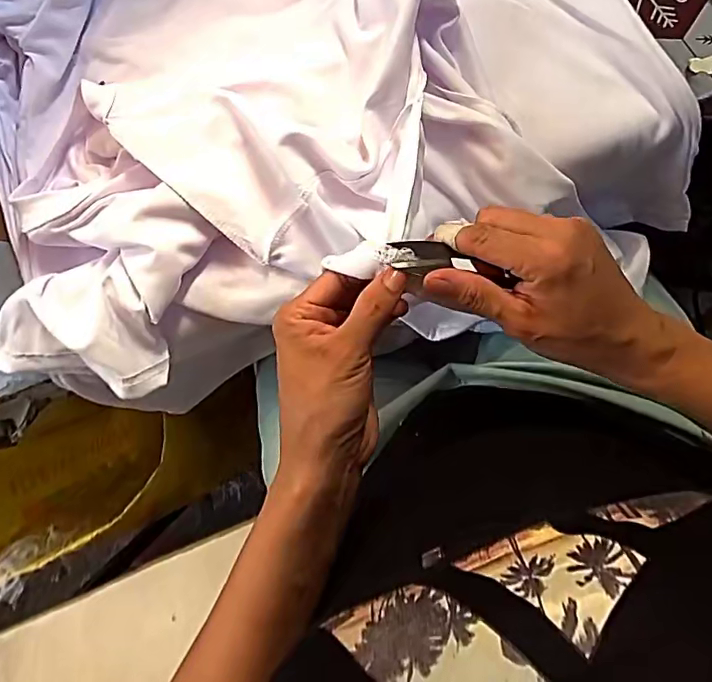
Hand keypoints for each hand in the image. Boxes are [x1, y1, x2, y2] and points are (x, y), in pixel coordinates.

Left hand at [271, 268, 407, 487]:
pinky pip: (367, 324)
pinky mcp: (349, 355)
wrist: (327, 459)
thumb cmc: (325, 404)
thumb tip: (395, 270)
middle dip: (378, 280)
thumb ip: (373, 307)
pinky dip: (384, 315)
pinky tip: (403, 307)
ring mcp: (330, 338)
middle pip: (348, 289)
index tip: (399, 252)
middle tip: (413, 266)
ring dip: (384, 297)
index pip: (335, 276)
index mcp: (297, 314)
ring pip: (360, 306)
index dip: (367, 265)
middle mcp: (310, 321)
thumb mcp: (349, 350)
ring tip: (414, 285)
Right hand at [421, 207, 685, 385]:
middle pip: (489, 218)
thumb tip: (429, 278)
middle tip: (485, 278)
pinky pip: (525, 220)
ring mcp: (568, 223)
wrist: (631, 337)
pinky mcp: (573, 223)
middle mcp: (557, 229)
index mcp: (544, 257)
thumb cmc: (576, 338)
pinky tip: (525, 266)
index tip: (440, 265)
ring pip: (505, 216)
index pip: (479, 236)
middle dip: (475, 244)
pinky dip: (513, 238)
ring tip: (508, 274)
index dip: (452, 247)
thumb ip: (472, 294)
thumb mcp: (519, 323)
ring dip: (494, 240)